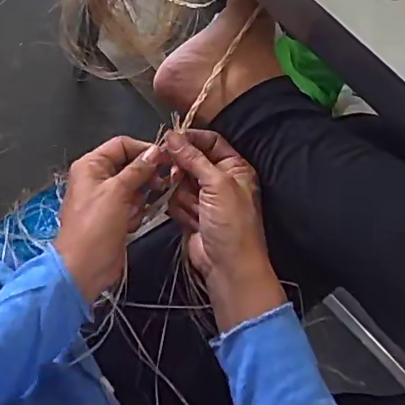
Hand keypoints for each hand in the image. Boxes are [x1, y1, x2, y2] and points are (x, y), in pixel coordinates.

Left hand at [54, 136, 162, 301]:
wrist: (84, 269)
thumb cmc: (94, 228)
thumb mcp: (117, 192)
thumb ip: (138, 169)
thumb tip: (155, 151)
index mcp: (91, 165)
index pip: (122, 145)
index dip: (143, 150)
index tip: (164, 159)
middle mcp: (97, 177)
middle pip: (131, 164)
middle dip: (144, 177)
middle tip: (158, 185)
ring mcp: (107, 196)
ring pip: (136, 185)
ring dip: (140, 198)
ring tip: (134, 212)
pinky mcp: (115, 214)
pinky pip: (134, 204)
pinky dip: (137, 212)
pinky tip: (130, 223)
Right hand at [162, 130, 284, 330]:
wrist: (228, 267)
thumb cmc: (234, 226)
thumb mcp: (217, 184)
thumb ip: (193, 158)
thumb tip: (173, 137)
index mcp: (234, 167)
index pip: (209, 141)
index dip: (190, 139)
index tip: (170, 139)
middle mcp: (220, 180)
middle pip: (190, 161)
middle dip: (183, 171)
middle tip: (177, 177)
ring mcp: (205, 198)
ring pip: (179, 181)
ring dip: (183, 196)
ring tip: (197, 210)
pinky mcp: (191, 213)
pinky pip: (174, 201)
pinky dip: (180, 210)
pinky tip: (192, 221)